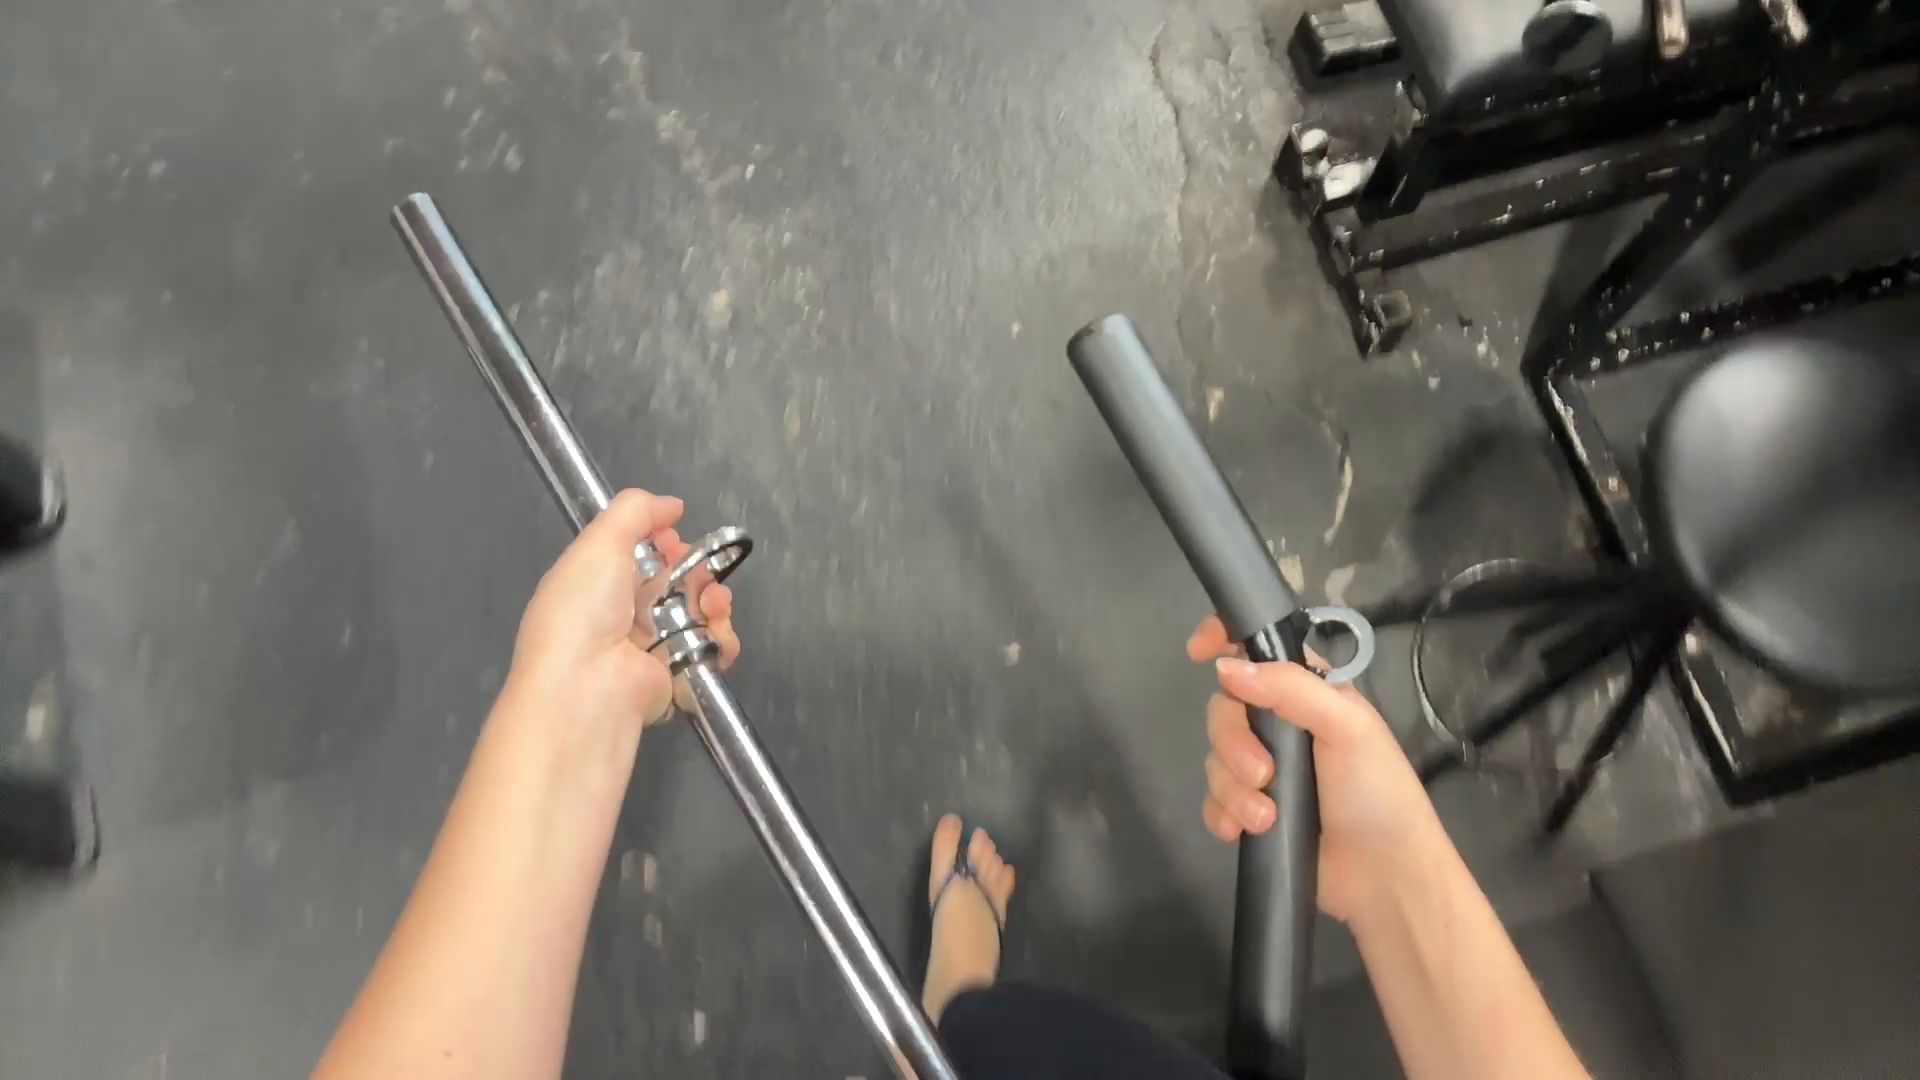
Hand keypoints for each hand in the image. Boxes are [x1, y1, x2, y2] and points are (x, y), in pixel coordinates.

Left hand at [503, 489, 739, 746]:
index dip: (662, 543)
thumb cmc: (585, 611)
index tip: (673, 538)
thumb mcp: (599, 544)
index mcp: (597, 585)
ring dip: (715, 601)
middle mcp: (623, 617)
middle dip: (697, 570)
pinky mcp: (680, 675)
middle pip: (677, 583)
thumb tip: (672, 505)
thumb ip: (636, 511)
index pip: (639, 556)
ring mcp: (654, 647)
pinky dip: (722, 638)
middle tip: (699, 571)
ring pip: (700, 614)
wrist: (589, 686)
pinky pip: (712, 649)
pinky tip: (716, 629)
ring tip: (713, 602)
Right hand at [1187, 616, 1440, 922]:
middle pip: (1224, 710)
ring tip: (1265, 817)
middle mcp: (1278, 724)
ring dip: (1233, 789)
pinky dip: (1222, 814)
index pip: (1255, 649)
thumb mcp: (1347, 728)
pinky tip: (1242, 830)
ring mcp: (1262, 768)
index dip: (1222, 640)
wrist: (1386, 878)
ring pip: (1214, 758)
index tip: (1198, 652)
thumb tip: (1224, 666)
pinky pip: (1212, 799)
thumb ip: (1289, 689)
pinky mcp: (1249, 809)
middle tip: (1262, 773)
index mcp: (1304, 692)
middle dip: (1233, 744)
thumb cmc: (1378, 793)